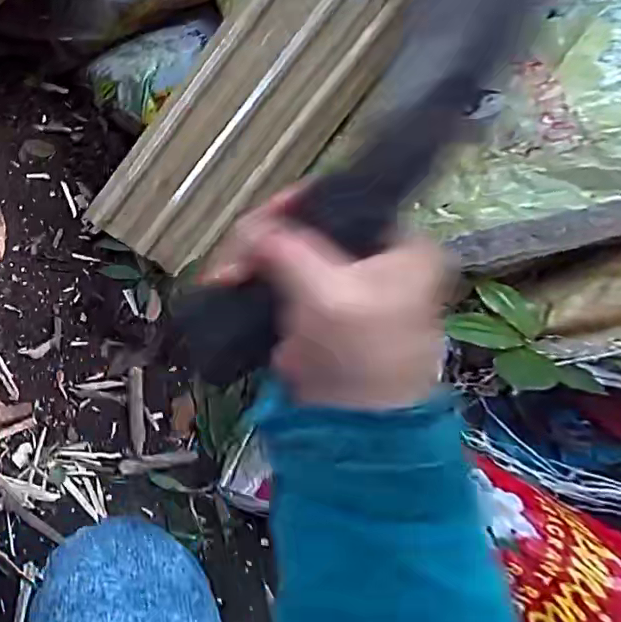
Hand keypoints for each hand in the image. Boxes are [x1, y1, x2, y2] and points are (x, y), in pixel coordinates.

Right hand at [203, 190, 449, 411]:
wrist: (353, 420)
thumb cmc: (359, 351)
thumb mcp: (330, 293)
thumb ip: (289, 250)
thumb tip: (252, 227)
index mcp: (398, 244)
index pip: (341, 200)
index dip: (297, 205)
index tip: (260, 219)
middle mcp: (368, 255)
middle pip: (301, 225)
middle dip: (259, 240)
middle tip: (233, 262)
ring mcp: (334, 279)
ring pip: (279, 248)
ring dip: (245, 259)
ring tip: (222, 278)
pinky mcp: (306, 303)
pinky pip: (270, 274)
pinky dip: (246, 276)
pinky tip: (224, 282)